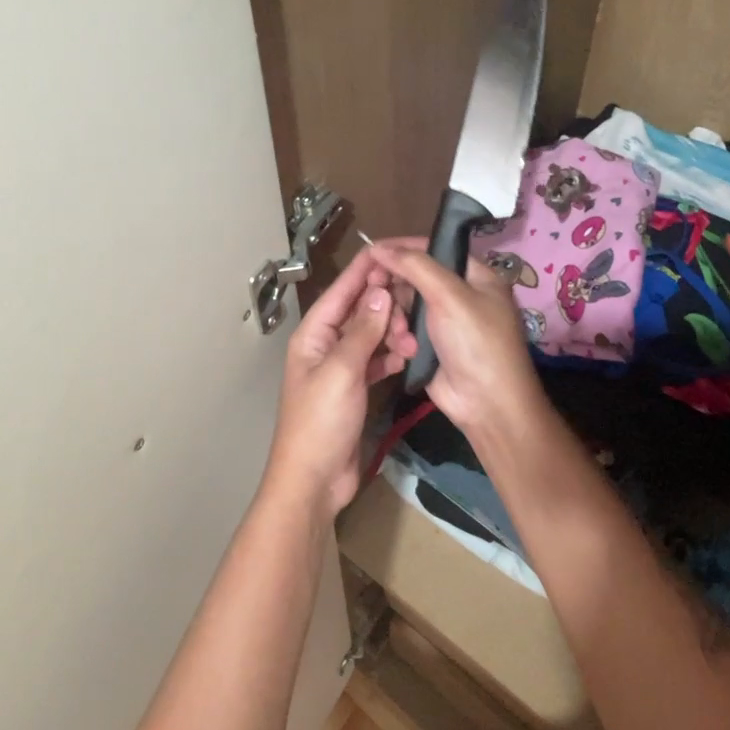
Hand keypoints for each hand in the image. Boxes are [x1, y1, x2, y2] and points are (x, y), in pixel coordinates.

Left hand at [265, 245, 413, 514]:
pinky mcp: (354, 388)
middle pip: (359, 309)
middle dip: (387, 305)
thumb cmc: (320, 423)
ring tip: (414, 339)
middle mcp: (325, 344)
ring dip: (392, 332)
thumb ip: (363, 331)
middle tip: (415, 309)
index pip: (343, 289)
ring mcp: (339, 367)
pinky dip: (391, 355)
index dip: (369, 268)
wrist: (313, 480)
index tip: (400, 249)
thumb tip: (380, 291)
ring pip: (370, 334)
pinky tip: (408, 356)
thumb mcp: (342, 372)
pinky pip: (375, 359)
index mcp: (313, 334)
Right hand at [369, 242, 543, 435]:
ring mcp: (444, 322)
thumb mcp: (450, 297)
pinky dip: (398, 334)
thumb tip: (379, 247)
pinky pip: (404, 329)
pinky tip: (401, 346)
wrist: (488, 405)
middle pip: (415, 277)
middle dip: (395, 286)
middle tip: (372, 289)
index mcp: (476, 276)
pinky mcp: (430, 346)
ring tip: (397, 330)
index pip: (435, 248)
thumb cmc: (476, 344)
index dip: (403, 247)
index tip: (372, 251)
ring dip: (396, 316)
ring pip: (405, 304)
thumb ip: (415, 266)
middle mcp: (460, 295)